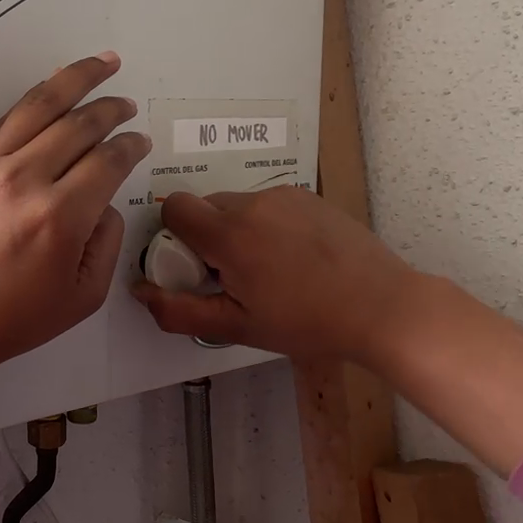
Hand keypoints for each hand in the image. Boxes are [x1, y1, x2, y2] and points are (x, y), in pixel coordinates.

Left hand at [0, 51, 150, 380]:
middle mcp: (25, 180)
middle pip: (78, 124)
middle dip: (110, 107)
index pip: (108, 160)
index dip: (131, 146)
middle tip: (126, 103)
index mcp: (61, 217)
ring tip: (100, 64)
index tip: (140, 141)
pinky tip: (48, 96)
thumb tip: (105, 203)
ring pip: (38, 107)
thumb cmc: (9, 322)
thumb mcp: (81, 298)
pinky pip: (5, 122)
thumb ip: (105, 243)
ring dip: (73, 79)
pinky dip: (33, 102)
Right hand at [131, 186, 418, 363]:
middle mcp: (253, 203)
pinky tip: (294, 259)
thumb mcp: (236, 327)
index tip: (195, 267)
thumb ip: (179, 311)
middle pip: (204, 206)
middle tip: (233, 277)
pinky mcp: (310, 197)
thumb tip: (140, 292)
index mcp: (230, 234)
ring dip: (236, 231)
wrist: (382, 307)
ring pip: (237, 205)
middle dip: (206, 237)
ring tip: (268, 271)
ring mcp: (285, 196)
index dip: (173, 236)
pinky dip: (266, 225)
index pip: (173, 206)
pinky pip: (268, 204)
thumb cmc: (306, 322)